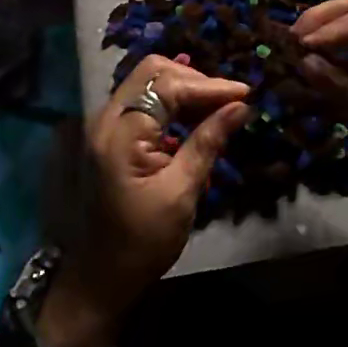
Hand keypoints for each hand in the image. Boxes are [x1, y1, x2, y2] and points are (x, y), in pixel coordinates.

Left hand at [39, 57, 250, 346]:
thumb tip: (240, 106)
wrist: (101, 274)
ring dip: (184, 88)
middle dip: (195, 79)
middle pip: (153, 71)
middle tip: (230, 101)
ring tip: (218, 107)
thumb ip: (207, 142)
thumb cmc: (142, 240)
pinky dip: (170, 101)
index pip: (167, 85)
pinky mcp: (111, 134)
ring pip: (147, 82)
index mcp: (120, 132)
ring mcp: (105, 124)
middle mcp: (106, 117)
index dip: (209, 85)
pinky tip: (194, 117)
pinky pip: (142, 100)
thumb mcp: (181, 192)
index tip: (246, 93)